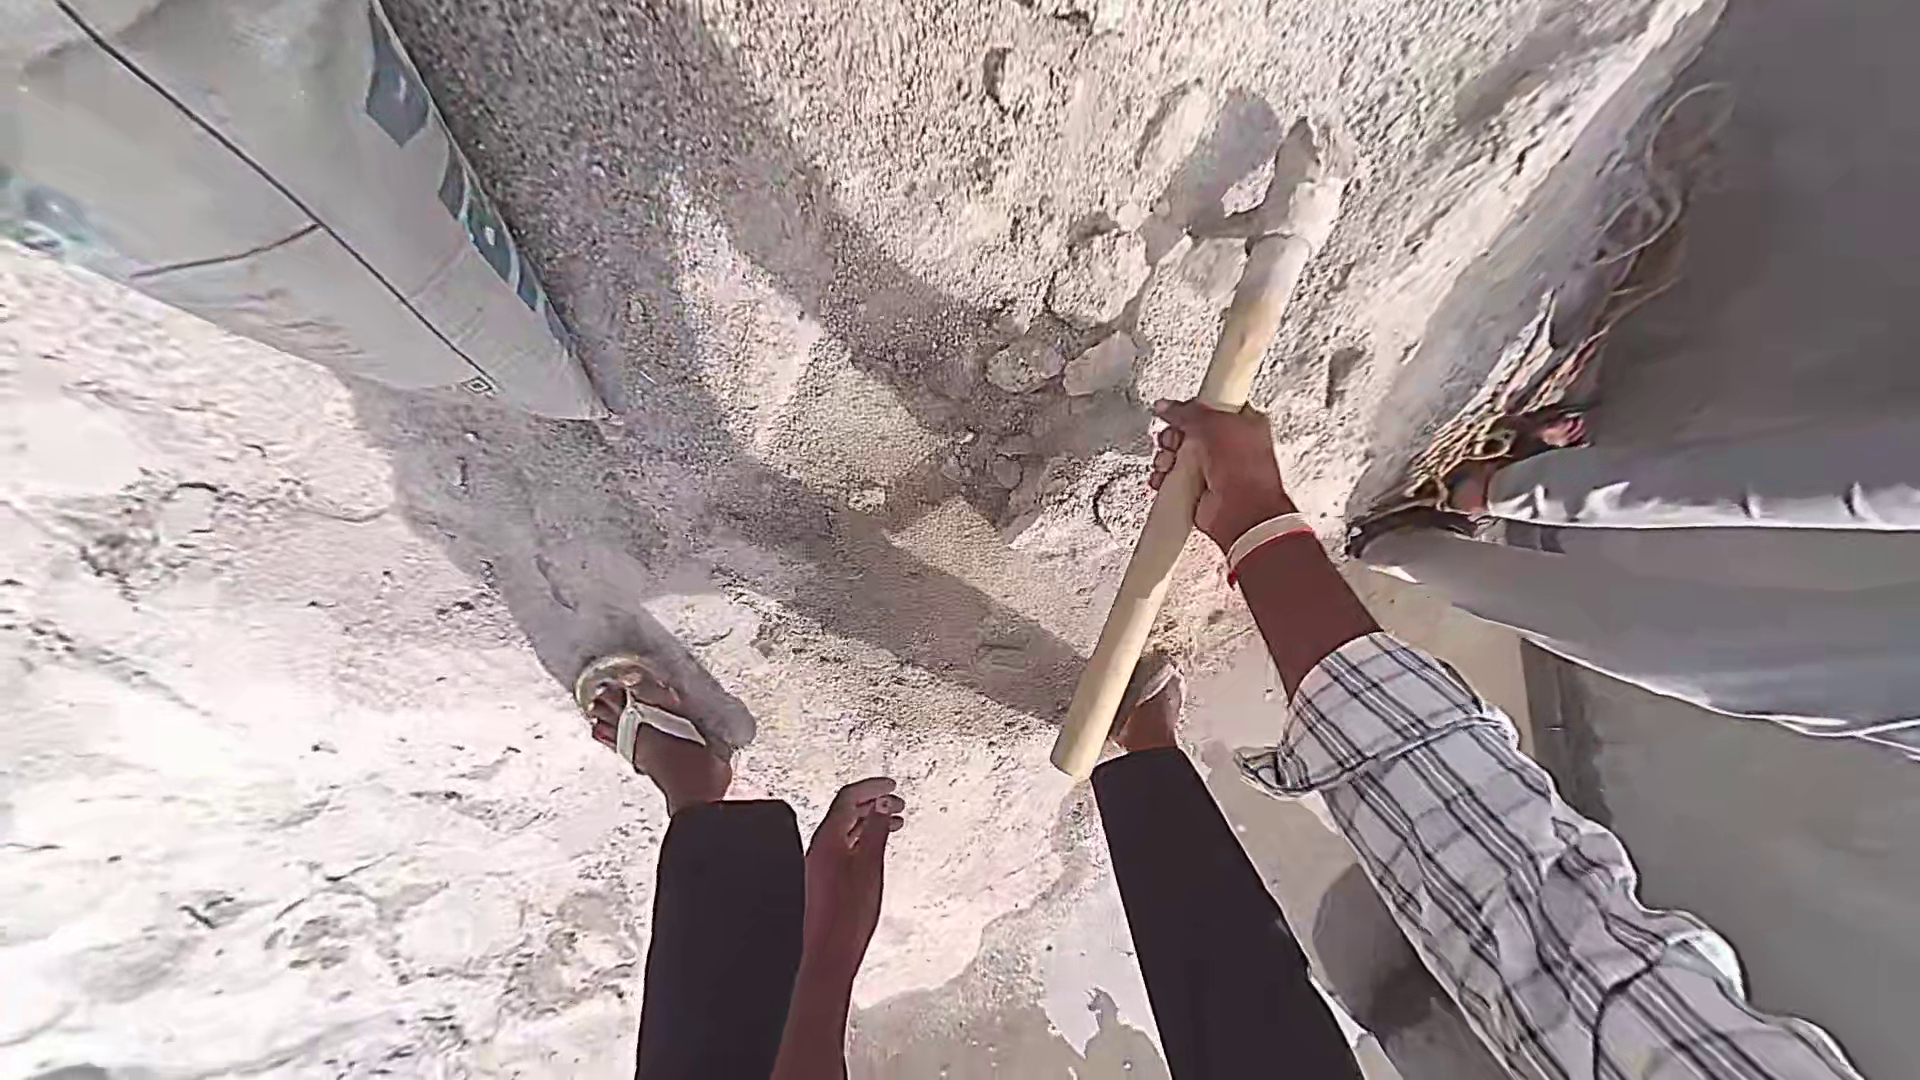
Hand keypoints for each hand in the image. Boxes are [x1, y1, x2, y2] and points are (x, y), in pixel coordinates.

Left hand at [800, 777, 905, 982]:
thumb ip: (877, 829)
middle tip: (897, 800)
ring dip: (871, 818)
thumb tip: (883, 803)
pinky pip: (847, 843)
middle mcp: (821, 846)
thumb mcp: (870, 864)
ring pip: (848, 827)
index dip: (871, 786)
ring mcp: (822, 862)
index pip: (848, 797)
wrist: (830, 955)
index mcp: (827, 838)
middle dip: (873, 800)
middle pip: (846, 809)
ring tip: (895, 818)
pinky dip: (865, 836)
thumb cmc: (848, 915)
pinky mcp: (827, 876)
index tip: (891, 784)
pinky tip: (879, 843)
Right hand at [1149, 399, 1295, 551]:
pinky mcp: (1198, 489)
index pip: (1210, 408)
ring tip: (1168, 462)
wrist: (1241, 511)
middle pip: (1187, 433)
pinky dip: (1163, 477)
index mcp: (1243, 424)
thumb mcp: (1215, 424)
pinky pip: (1173, 478)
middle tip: (1173, 441)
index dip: (1191, 411)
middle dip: (1172, 437)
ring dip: (1165, 458)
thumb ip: (1188, 412)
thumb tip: (1166, 406)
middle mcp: (1229, 447)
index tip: (1180, 415)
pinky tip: (1163, 477)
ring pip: (1177, 456)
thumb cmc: (1244, 469)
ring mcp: (1213, 470)